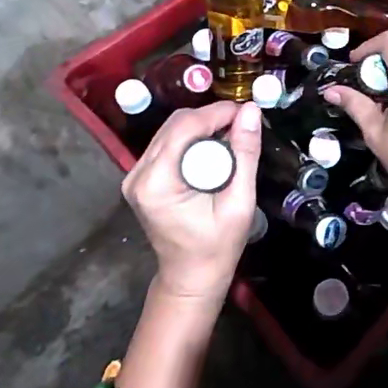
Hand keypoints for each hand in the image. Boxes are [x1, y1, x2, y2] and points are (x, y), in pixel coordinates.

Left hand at [120, 99, 262, 301]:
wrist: (192, 276)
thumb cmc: (217, 246)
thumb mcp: (239, 202)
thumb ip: (245, 154)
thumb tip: (251, 112)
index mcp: (156, 183)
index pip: (184, 128)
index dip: (217, 113)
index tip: (247, 111)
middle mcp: (137, 174)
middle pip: (175, 125)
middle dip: (211, 117)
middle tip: (244, 123)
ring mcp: (135, 176)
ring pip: (171, 131)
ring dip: (203, 127)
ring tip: (234, 134)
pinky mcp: (142, 178)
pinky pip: (169, 144)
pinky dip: (194, 139)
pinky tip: (215, 147)